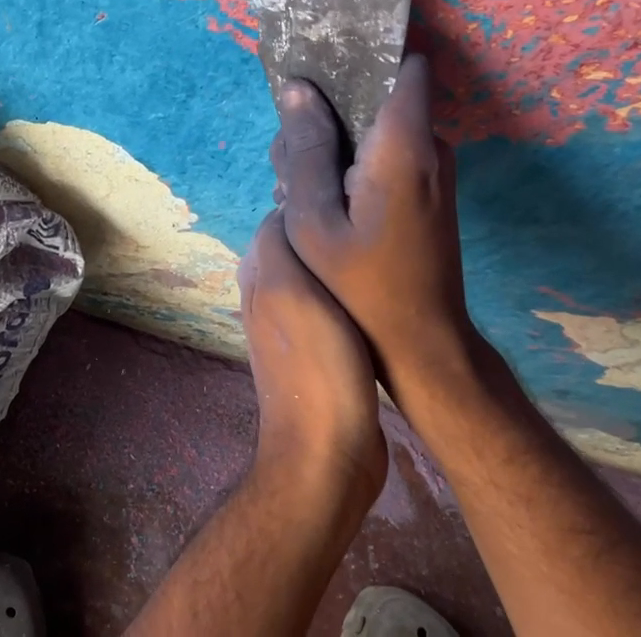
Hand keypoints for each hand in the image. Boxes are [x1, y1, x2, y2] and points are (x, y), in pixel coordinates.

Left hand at [237, 210, 385, 508]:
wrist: (329, 450)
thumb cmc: (316, 364)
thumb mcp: (291, 290)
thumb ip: (280, 244)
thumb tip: (285, 206)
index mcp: (257, 272)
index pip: (283, 215)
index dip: (316, 200)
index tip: (356, 189)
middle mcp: (266, 291)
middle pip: (302, 241)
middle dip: (332, 226)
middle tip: (377, 214)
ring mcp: (292, 321)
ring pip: (319, 270)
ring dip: (343, 258)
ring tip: (382, 243)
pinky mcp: (318, 348)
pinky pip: (334, 302)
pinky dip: (352, 289)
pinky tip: (378, 290)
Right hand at [273, 54, 479, 400]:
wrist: (421, 346)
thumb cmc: (361, 286)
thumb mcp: (314, 219)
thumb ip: (305, 149)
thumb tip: (296, 87)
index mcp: (404, 146)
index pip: (401, 64)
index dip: (360, 54)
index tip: (315, 67)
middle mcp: (428, 146)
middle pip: (369, 98)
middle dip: (322, 118)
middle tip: (290, 173)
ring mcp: (430, 169)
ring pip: (367, 128)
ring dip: (327, 150)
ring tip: (300, 200)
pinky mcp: (424, 189)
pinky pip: (377, 154)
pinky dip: (344, 169)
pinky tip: (318, 211)